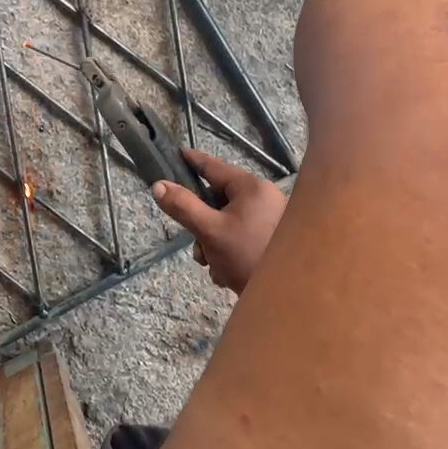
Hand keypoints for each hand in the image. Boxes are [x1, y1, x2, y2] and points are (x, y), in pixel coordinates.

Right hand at [152, 149, 286, 295]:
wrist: (289, 296)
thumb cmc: (249, 255)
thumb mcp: (209, 230)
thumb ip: (182, 206)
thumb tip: (158, 185)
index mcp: (252, 188)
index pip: (214, 167)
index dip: (193, 160)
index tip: (177, 152)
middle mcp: (265, 198)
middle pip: (218, 200)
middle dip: (201, 223)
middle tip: (196, 242)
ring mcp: (272, 219)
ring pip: (227, 221)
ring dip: (212, 242)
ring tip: (212, 264)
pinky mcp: (273, 239)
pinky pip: (241, 236)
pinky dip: (229, 251)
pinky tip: (226, 272)